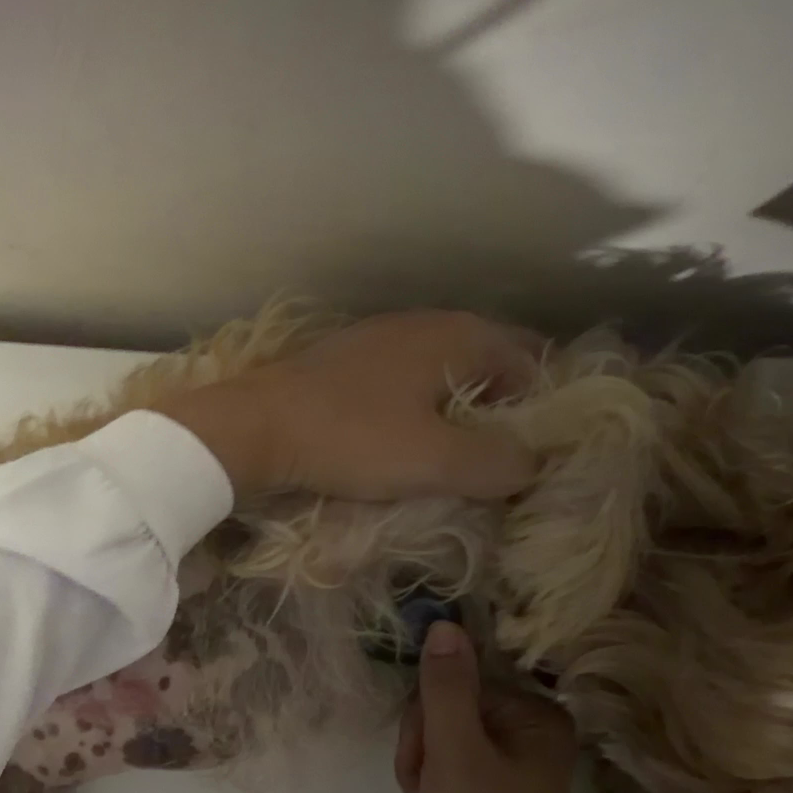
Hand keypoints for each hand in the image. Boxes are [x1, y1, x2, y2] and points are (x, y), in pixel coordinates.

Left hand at [155, 310, 538, 501]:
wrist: (250, 429)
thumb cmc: (351, 439)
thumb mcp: (438, 461)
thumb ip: (500, 463)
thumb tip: (531, 464)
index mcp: (458, 334)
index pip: (532, 364)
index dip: (542, 413)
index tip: (536, 460)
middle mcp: (421, 325)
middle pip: (483, 369)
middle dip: (496, 415)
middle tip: (497, 467)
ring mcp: (372, 341)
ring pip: (434, 379)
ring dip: (448, 417)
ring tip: (449, 465)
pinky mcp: (336, 366)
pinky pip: (392, 389)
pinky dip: (405, 415)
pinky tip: (395, 447)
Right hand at [396, 621, 579, 792]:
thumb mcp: (456, 752)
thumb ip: (445, 687)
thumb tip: (443, 622)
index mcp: (538, 713)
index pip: (460, 675)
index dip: (430, 709)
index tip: (431, 750)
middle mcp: (528, 726)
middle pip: (445, 699)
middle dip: (424, 739)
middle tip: (432, 780)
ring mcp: (507, 753)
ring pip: (434, 726)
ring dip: (420, 759)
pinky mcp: (488, 776)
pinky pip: (439, 752)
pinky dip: (426, 776)